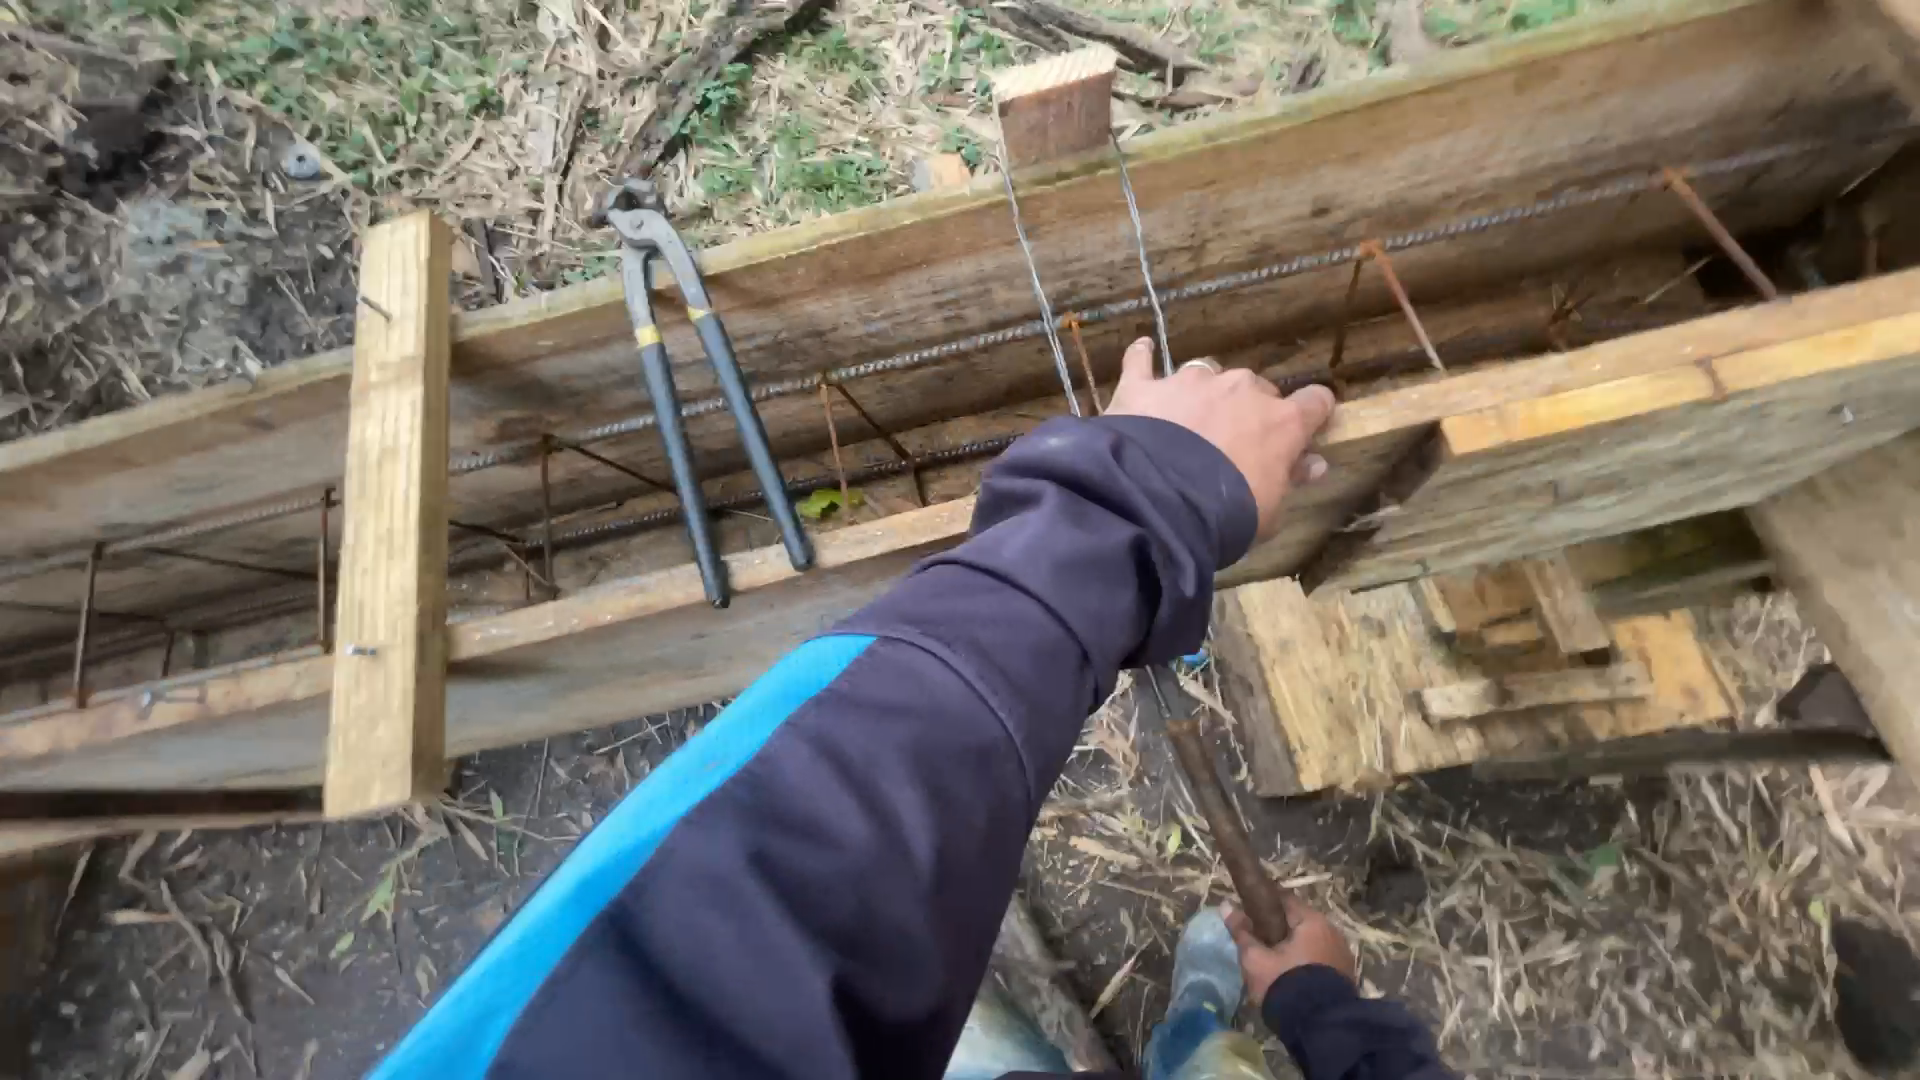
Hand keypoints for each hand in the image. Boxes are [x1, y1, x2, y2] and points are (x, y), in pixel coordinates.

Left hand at [1104, 339, 1335, 537]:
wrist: (1158, 502)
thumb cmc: (1225, 514)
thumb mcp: (1269, 509)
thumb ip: (1289, 479)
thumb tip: (1313, 464)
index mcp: (1281, 420)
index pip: (1314, 402)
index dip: (1311, 414)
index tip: (1305, 428)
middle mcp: (1240, 389)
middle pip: (1254, 388)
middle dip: (1246, 410)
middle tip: (1229, 442)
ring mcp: (1190, 382)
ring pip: (1206, 374)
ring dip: (1202, 393)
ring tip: (1185, 419)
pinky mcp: (1144, 387)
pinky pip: (1142, 362)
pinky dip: (1142, 357)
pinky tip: (1142, 350)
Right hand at [1223, 896, 1355, 1006]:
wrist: (1321, 1030)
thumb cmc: (1285, 984)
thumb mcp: (1255, 958)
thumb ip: (1241, 931)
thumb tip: (1226, 905)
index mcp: (1311, 920)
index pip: (1283, 899)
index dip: (1262, 904)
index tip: (1247, 916)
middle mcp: (1332, 931)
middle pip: (1297, 921)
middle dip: (1277, 929)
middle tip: (1258, 943)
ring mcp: (1342, 955)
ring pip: (1309, 941)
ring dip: (1292, 947)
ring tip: (1273, 963)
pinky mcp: (1346, 976)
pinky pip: (1320, 958)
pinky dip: (1305, 962)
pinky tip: (1292, 977)